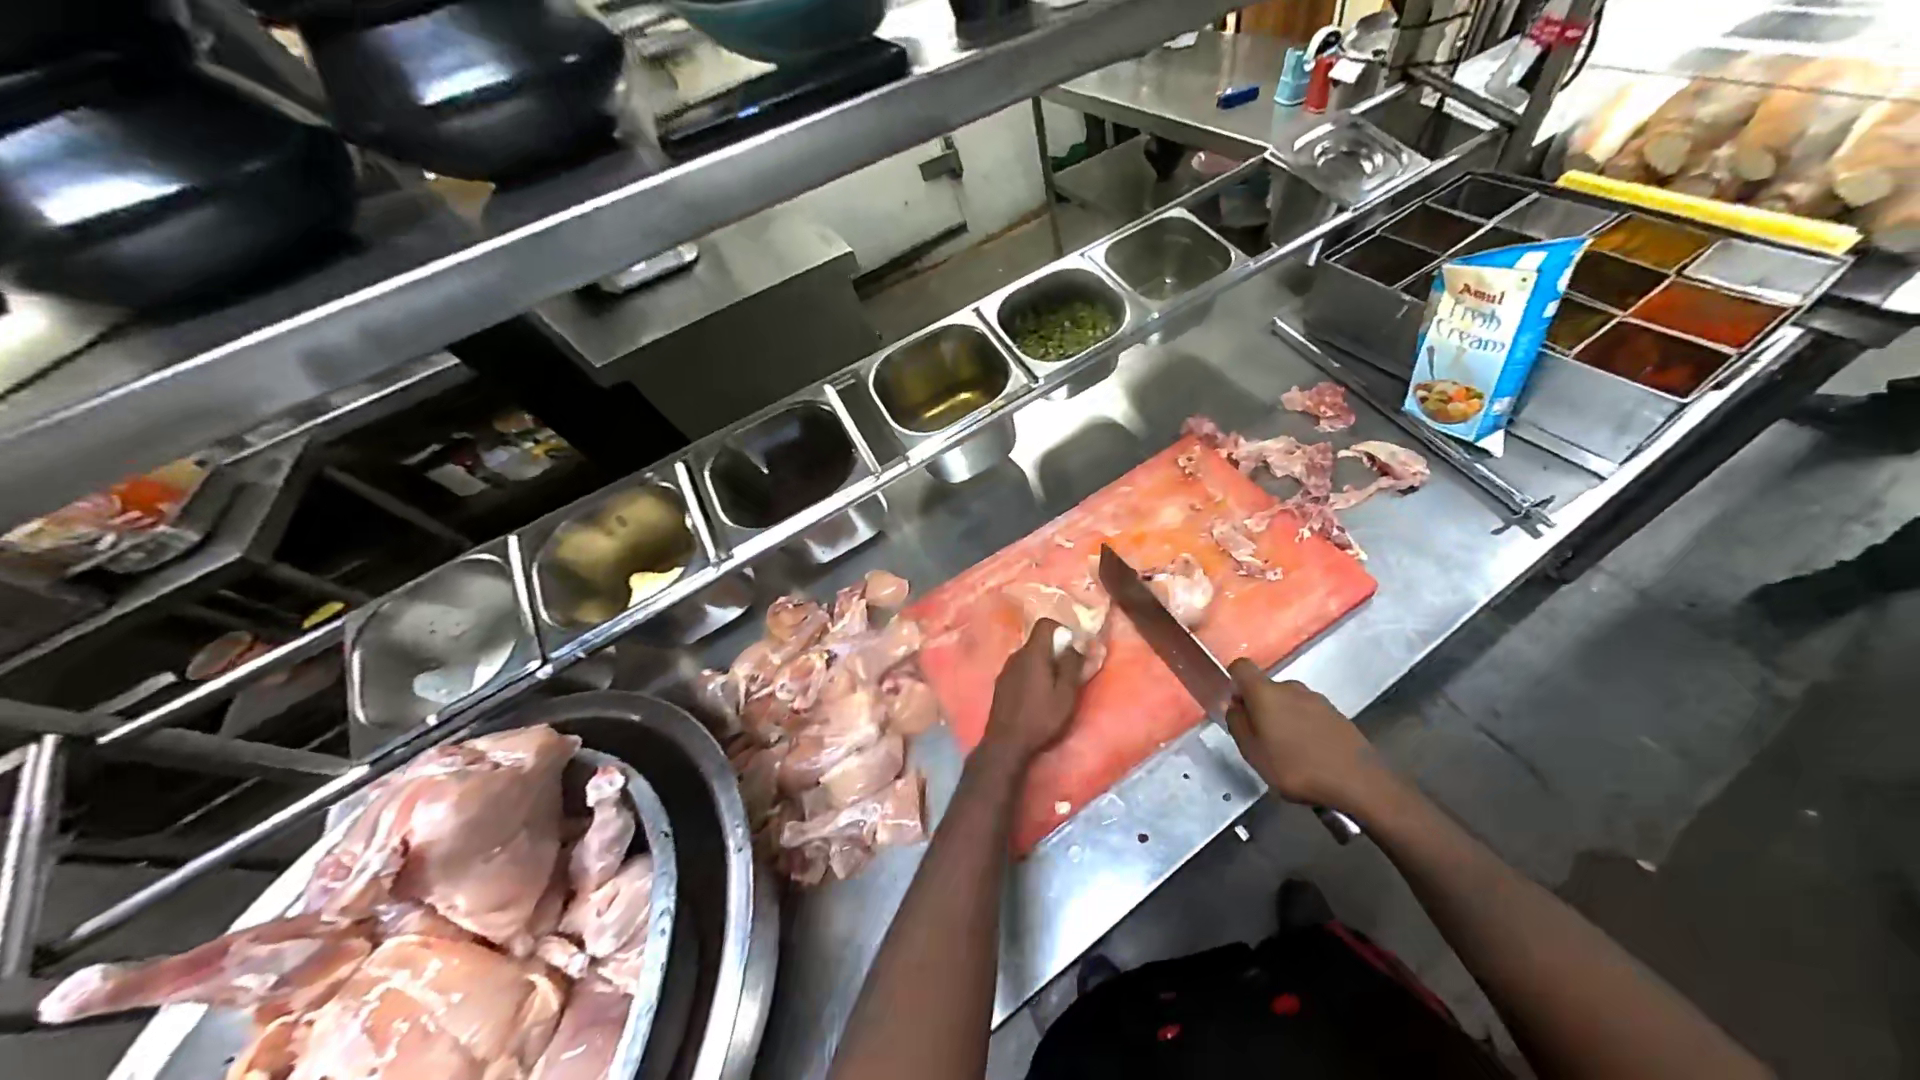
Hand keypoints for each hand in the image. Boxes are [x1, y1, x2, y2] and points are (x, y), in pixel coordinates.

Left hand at [980, 620, 1084, 766]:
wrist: (1006, 744)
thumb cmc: (1041, 718)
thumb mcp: (1066, 694)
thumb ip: (1074, 666)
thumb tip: (1082, 645)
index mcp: (1032, 654)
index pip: (1045, 623)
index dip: (1062, 630)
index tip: (1074, 649)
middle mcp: (1015, 656)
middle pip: (1038, 641)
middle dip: (1056, 651)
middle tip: (1070, 672)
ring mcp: (1005, 670)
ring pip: (1029, 656)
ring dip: (1044, 664)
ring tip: (1055, 687)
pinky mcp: (1000, 684)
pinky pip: (1020, 669)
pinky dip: (1032, 675)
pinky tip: (1037, 696)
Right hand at [1224, 659, 1389, 812]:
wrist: (1359, 784)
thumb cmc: (1296, 768)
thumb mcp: (1252, 753)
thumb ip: (1237, 724)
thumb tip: (1236, 706)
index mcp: (1266, 693)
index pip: (1242, 667)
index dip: (1234, 681)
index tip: (1236, 706)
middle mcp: (1292, 688)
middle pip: (1267, 688)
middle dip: (1260, 707)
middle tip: (1261, 739)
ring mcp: (1318, 700)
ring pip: (1289, 702)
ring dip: (1283, 719)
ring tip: (1288, 751)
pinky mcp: (1338, 715)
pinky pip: (1310, 714)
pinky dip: (1304, 727)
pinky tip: (1310, 755)